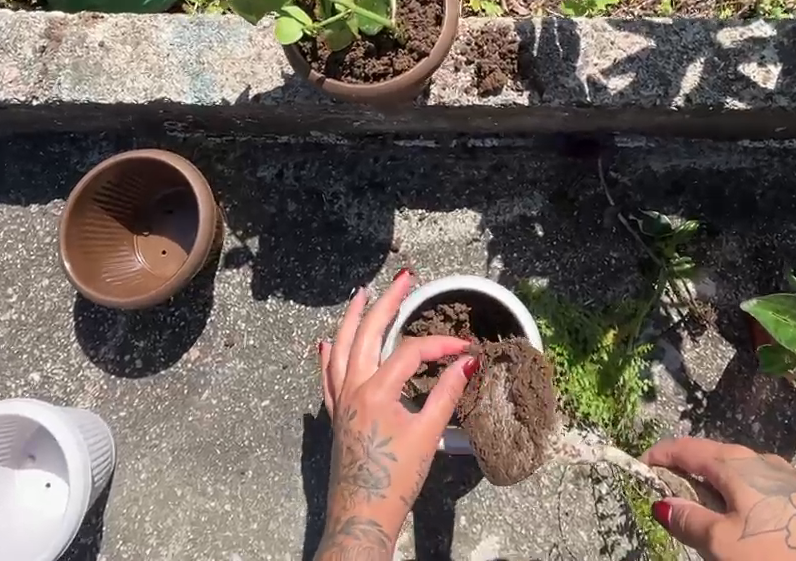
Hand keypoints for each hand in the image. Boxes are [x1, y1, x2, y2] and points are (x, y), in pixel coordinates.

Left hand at [314, 269, 475, 560]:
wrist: (362, 518)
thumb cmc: (397, 479)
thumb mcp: (428, 434)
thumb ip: (447, 393)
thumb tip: (470, 361)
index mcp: (376, 391)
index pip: (410, 351)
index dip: (440, 345)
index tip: (465, 349)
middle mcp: (353, 388)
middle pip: (367, 332)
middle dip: (387, 302)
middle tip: (404, 278)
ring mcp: (340, 400)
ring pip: (341, 348)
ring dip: (351, 318)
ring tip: (361, 294)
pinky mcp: (335, 415)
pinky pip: (327, 377)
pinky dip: (328, 355)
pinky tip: (325, 343)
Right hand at [645, 437, 795, 560]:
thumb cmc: (781, 556)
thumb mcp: (725, 545)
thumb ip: (690, 521)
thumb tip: (660, 500)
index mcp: (735, 463)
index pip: (686, 449)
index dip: (659, 456)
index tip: (638, 466)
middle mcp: (762, 461)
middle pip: (714, 460)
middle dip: (689, 475)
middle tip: (670, 499)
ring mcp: (791, 479)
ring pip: (742, 478)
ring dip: (719, 492)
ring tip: (710, 520)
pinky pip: (765, 494)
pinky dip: (745, 504)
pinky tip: (752, 531)